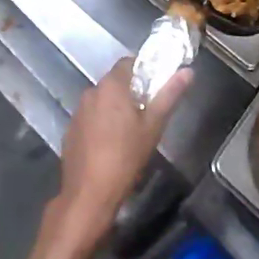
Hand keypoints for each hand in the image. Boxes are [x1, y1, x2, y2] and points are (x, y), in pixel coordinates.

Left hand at [55, 58, 190, 230]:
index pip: (128, 62)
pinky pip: (90, 117)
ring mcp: (77, 112)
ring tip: (130, 129)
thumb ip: (169, 95)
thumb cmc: (125, 157)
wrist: (88, 195)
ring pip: (102, 100)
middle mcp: (91, 92)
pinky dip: (101, 122)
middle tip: (148, 110)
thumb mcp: (153, 126)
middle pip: (114, 82)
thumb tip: (187, 72)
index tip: (156, 85)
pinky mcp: (70, 131)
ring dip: (115, 107)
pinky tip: (110, 144)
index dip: (143, 69)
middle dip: (131, 90)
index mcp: (111, 86)